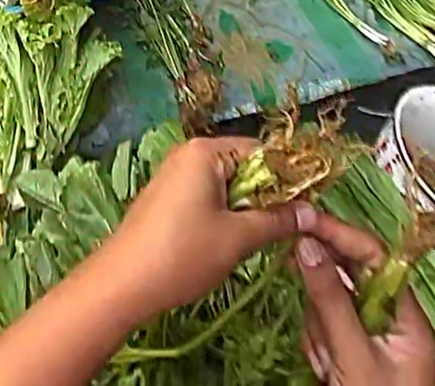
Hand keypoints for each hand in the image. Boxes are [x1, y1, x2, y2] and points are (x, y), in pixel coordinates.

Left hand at [96, 136, 296, 316]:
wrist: (121, 284)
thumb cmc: (182, 253)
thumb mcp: (237, 238)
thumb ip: (277, 220)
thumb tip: (312, 211)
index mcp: (206, 150)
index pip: (261, 151)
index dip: (286, 178)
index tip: (305, 206)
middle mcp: (191, 151)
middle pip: (244, 165)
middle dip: (265, 195)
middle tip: (283, 226)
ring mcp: (176, 171)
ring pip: (227, 182)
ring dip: (245, 206)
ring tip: (256, 236)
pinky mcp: (169, 194)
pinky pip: (208, 192)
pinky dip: (224, 211)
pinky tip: (228, 239)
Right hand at [293, 207, 434, 385]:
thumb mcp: (354, 360)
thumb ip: (330, 301)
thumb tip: (306, 243)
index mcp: (407, 315)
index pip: (374, 255)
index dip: (340, 234)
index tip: (306, 222)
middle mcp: (392, 320)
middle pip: (351, 276)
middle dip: (324, 289)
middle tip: (297, 280)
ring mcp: (373, 338)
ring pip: (334, 301)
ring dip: (320, 324)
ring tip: (325, 362)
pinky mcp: (355, 353)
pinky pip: (328, 327)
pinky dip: (319, 342)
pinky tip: (324, 369)